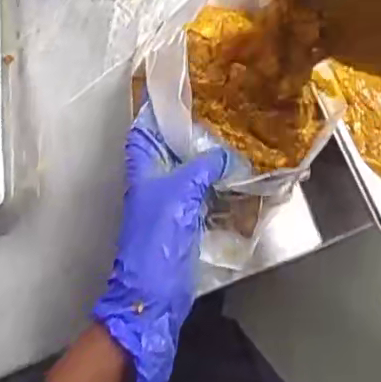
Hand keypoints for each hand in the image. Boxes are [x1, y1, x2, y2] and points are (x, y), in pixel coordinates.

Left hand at [91, 100, 235, 381]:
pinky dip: (217, 177)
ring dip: (207, 151)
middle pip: (170, 143)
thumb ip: (203, 167)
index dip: (158, 104)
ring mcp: (170, 199)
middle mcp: (154, 178)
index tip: (182, 83)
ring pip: (189, 165)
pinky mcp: (186, 218)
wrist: (153, 298)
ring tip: (234, 130)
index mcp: (143, 167)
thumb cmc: (157, 242)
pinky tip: (237, 170)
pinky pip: (202, 188)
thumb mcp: (180, 195)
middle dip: (191, 124)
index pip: (146, 126)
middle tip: (220, 104)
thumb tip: (226, 154)